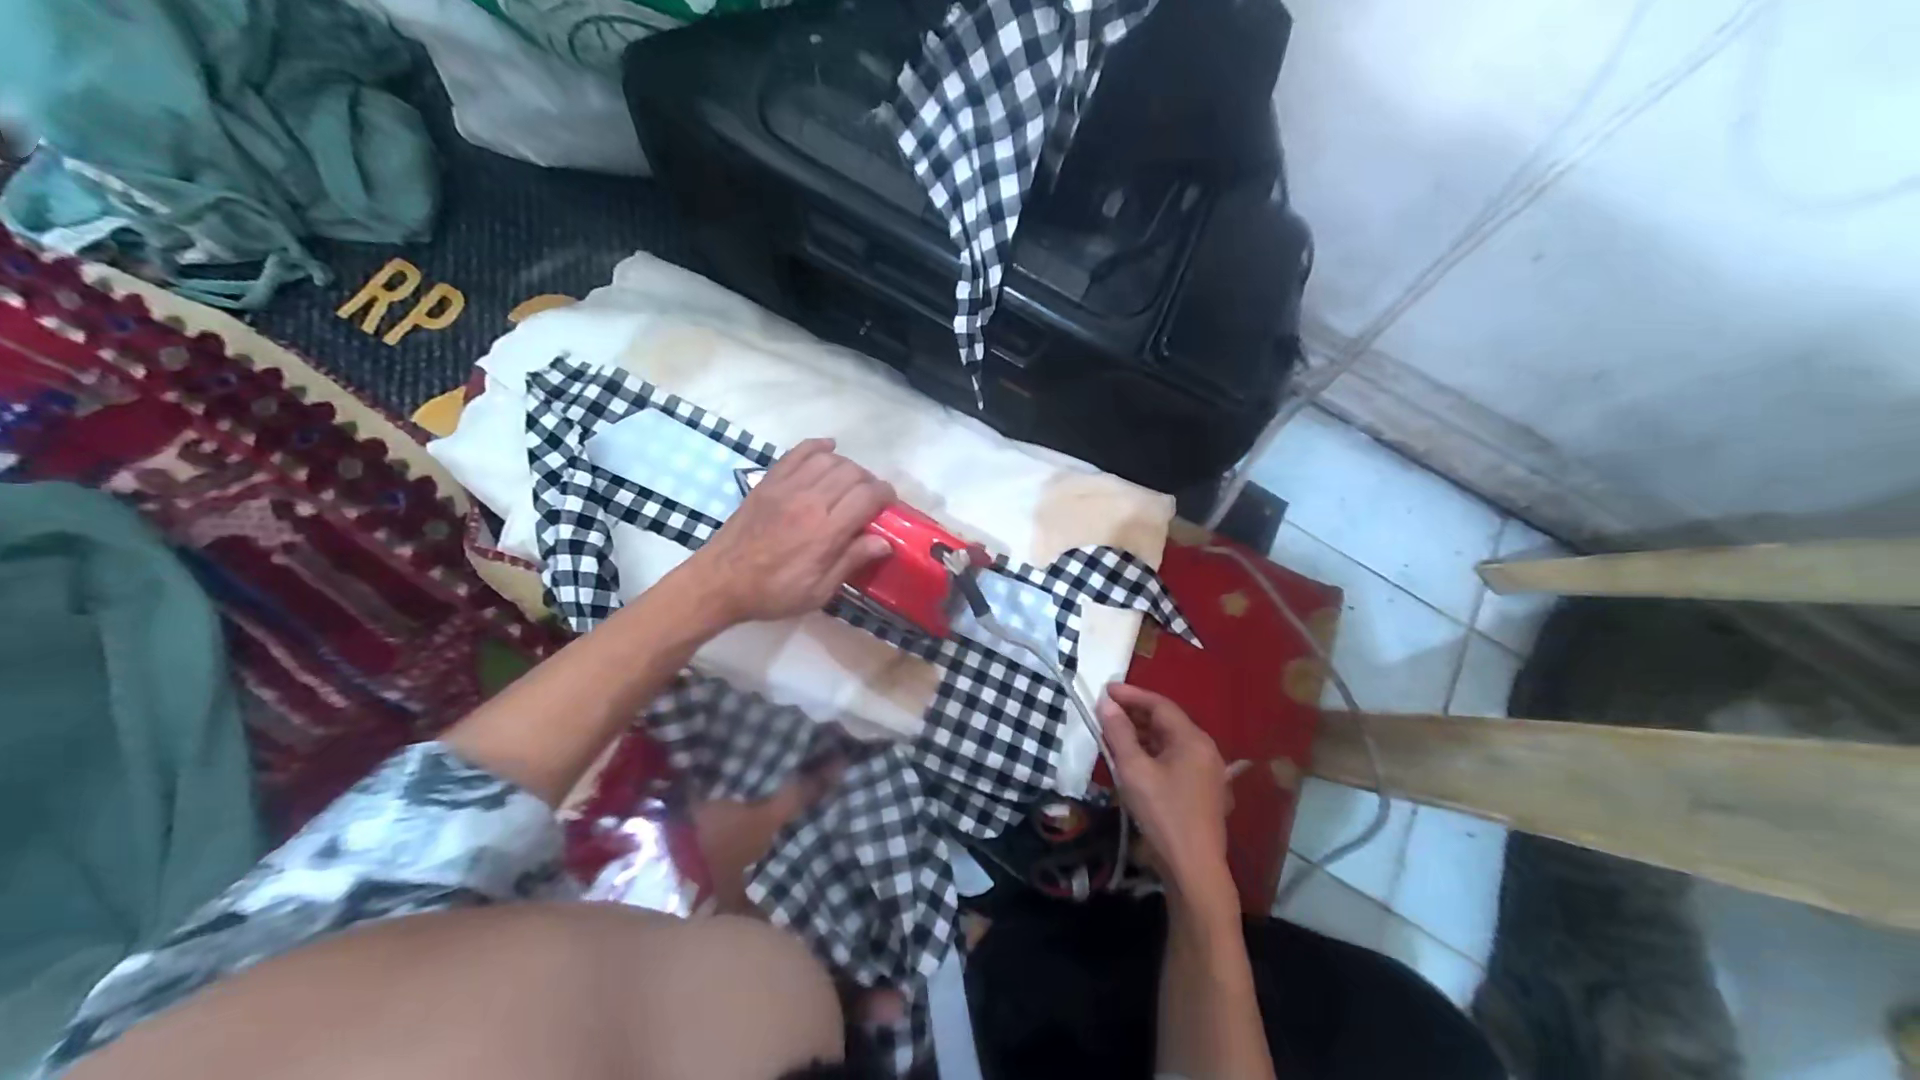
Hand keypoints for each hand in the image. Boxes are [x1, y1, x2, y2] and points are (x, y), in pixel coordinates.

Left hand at [683, 438, 894, 626]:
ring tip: (850, 482)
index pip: (867, 497)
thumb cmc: (773, 593)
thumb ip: (851, 561)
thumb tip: (884, 541)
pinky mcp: (768, 482)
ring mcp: (786, 488)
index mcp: (825, 532)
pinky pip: (797, 453)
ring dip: (847, 466)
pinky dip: (817, 447)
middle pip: (852, 473)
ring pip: (828, 459)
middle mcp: (809, 502)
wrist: (721, 582)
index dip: (885, 494)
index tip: (890, 503)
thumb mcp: (818, 591)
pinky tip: (829, 449)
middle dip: (869, 481)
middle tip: (870, 498)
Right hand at [1098, 683, 1231, 901]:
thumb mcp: (1134, 770)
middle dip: (1135, 713)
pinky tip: (1133, 760)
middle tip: (1106, 710)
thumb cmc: (1163, 813)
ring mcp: (1207, 771)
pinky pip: (1174, 758)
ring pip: (1170, 741)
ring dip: (1142, 733)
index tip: (1105, 690)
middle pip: (1167, 721)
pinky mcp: (1202, 790)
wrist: (1193, 867)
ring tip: (1114, 733)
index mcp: (1192, 739)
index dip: (1131, 694)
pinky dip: (1152, 752)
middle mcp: (1205, 749)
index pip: (1160, 705)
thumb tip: (1107, 703)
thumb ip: (1119, 733)